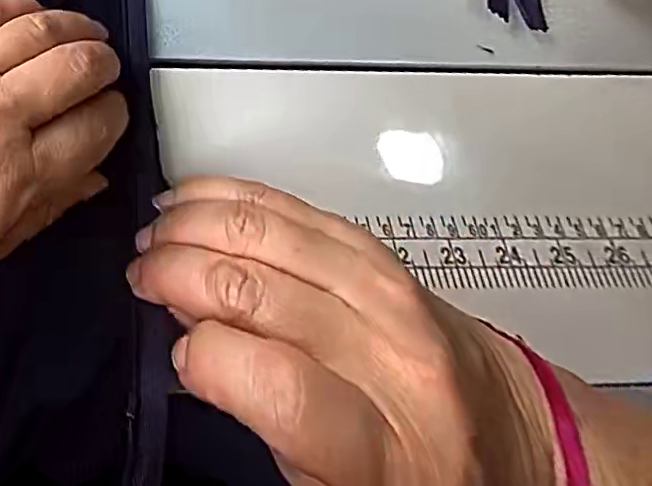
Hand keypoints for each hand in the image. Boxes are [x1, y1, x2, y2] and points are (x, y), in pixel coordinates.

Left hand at [0, 0, 127, 310]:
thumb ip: (48, 206)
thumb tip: (95, 169)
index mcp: (13, 179)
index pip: (95, 128)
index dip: (113, 116)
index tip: (109, 115)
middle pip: (78, 67)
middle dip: (104, 66)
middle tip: (104, 71)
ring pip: (42, 29)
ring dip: (76, 28)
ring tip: (86, 36)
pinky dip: (25, 7)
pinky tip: (38, 17)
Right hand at [126, 177, 558, 485]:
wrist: (509, 431)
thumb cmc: (407, 469)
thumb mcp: (325, 476)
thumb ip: (250, 405)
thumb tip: (181, 321)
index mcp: (382, 445)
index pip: (274, 383)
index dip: (201, 357)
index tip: (176, 350)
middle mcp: (388, 358)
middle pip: (249, 289)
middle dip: (172, 272)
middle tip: (142, 277)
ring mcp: (383, 290)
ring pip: (255, 230)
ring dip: (185, 225)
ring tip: (154, 238)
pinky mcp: (371, 245)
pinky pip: (277, 199)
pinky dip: (216, 194)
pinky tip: (184, 203)